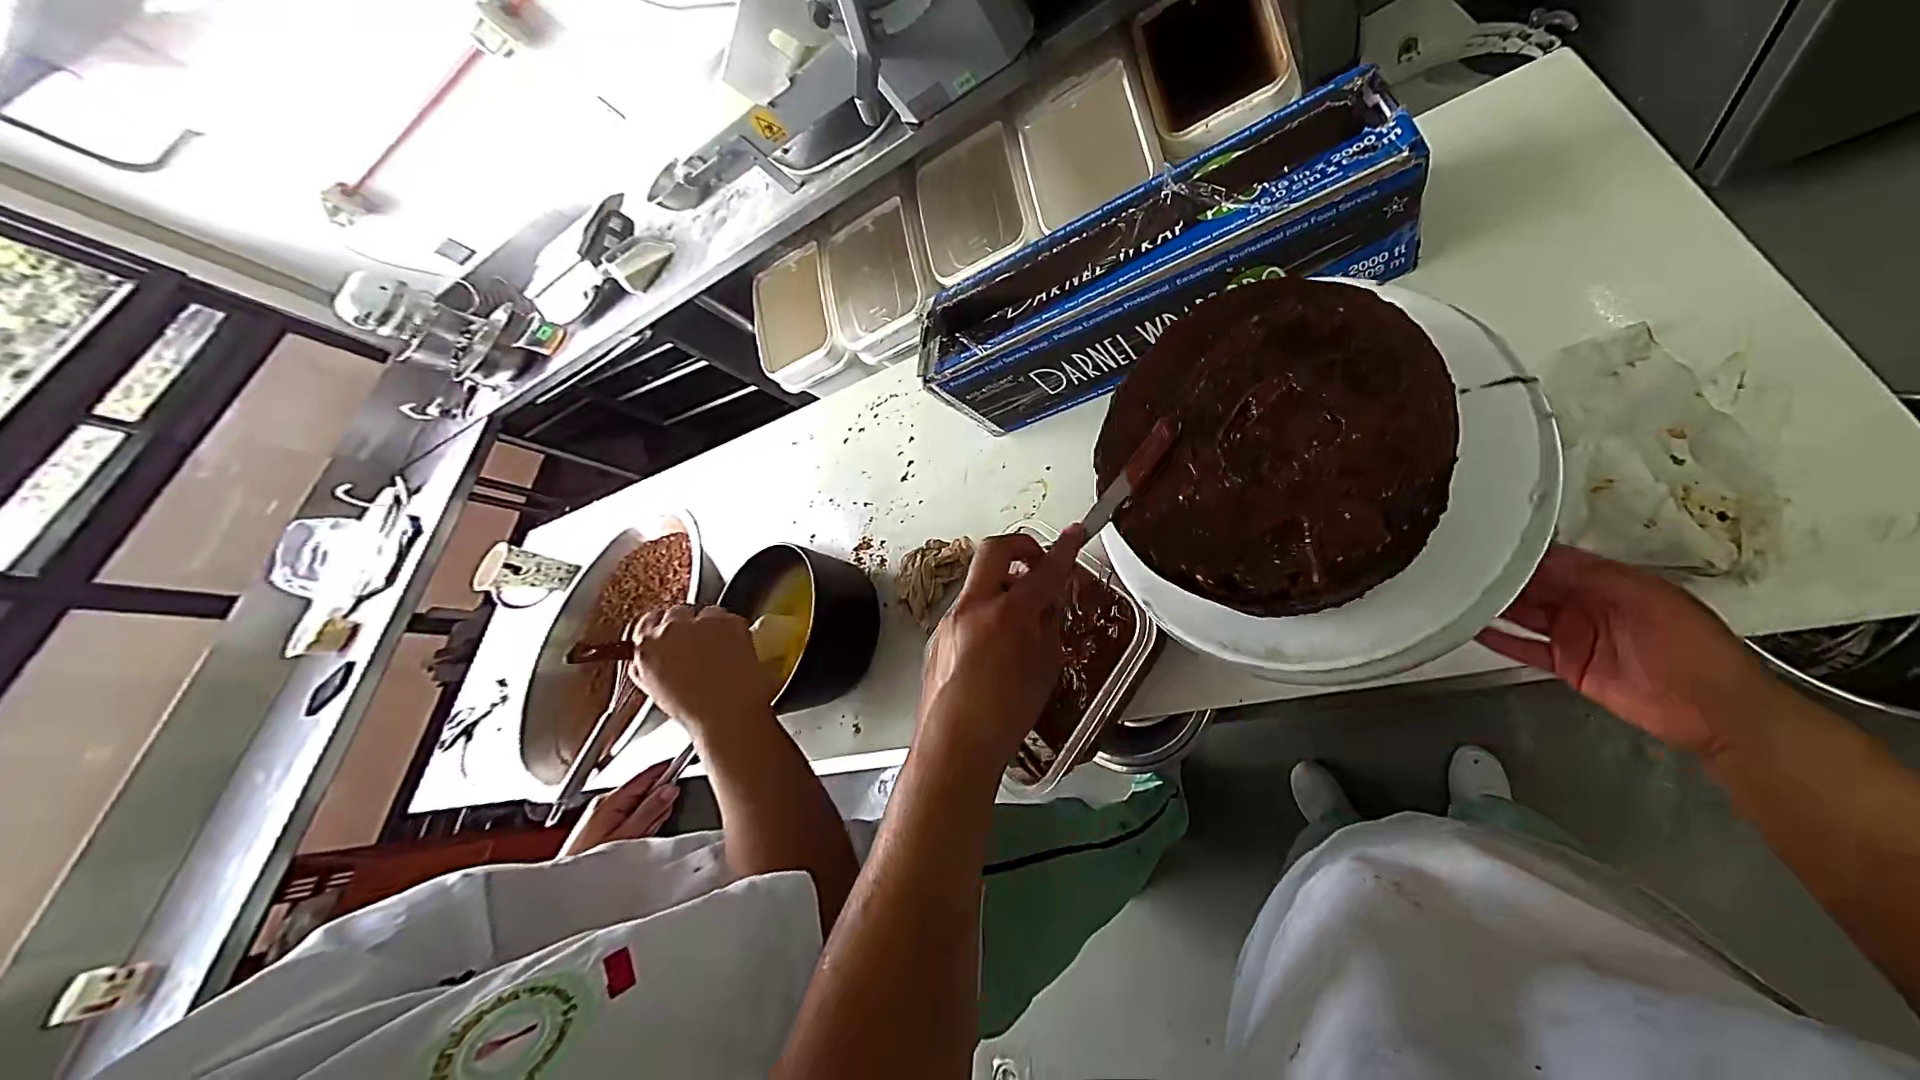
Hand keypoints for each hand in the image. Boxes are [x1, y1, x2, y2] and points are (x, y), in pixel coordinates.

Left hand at [557, 757, 681, 856]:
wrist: (568, 889)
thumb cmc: (593, 863)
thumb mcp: (629, 836)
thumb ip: (651, 809)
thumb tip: (669, 788)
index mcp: (612, 799)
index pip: (646, 774)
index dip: (667, 770)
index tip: (682, 768)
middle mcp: (605, 801)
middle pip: (644, 789)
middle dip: (657, 802)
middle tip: (656, 822)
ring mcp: (601, 813)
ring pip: (638, 803)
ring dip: (648, 816)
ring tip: (642, 835)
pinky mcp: (600, 824)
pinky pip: (629, 816)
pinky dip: (638, 824)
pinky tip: (634, 840)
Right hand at [629, 604, 775, 737]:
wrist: (727, 714)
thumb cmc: (693, 710)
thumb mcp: (654, 689)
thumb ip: (645, 666)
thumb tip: (648, 655)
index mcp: (647, 646)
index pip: (649, 620)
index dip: (663, 626)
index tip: (672, 632)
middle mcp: (671, 629)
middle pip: (678, 612)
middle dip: (688, 625)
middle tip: (701, 645)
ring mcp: (701, 622)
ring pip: (706, 613)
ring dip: (712, 626)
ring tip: (720, 651)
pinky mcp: (729, 621)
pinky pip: (729, 618)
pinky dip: (732, 630)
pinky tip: (734, 651)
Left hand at [918, 525, 1088, 776]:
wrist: (954, 744)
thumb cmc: (1003, 716)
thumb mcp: (1044, 668)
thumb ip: (1047, 627)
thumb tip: (1045, 607)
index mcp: (1008, 614)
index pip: (1045, 571)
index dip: (1064, 549)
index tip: (1074, 535)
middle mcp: (974, 608)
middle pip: (996, 550)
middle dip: (1022, 548)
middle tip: (1039, 563)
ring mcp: (951, 620)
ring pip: (979, 581)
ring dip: (1002, 585)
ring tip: (1021, 618)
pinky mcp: (938, 636)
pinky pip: (967, 609)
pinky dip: (986, 612)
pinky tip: (996, 644)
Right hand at [1475, 545, 1776, 757]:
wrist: (1715, 712)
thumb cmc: (1696, 652)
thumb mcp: (1650, 600)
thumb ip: (1596, 577)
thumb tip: (1547, 557)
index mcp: (1610, 583)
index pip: (1554, 561)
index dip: (1520, 555)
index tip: (1487, 548)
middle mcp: (1588, 605)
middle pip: (1532, 586)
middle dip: (1498, 579)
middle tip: (1461, 572)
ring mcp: (1575, 635)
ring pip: (1522, 614)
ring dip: (1492, 606)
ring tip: (1457, 596)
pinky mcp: (1566, 663)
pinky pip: (1522, 647)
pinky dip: (1497, 639)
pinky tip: (1473, 630)